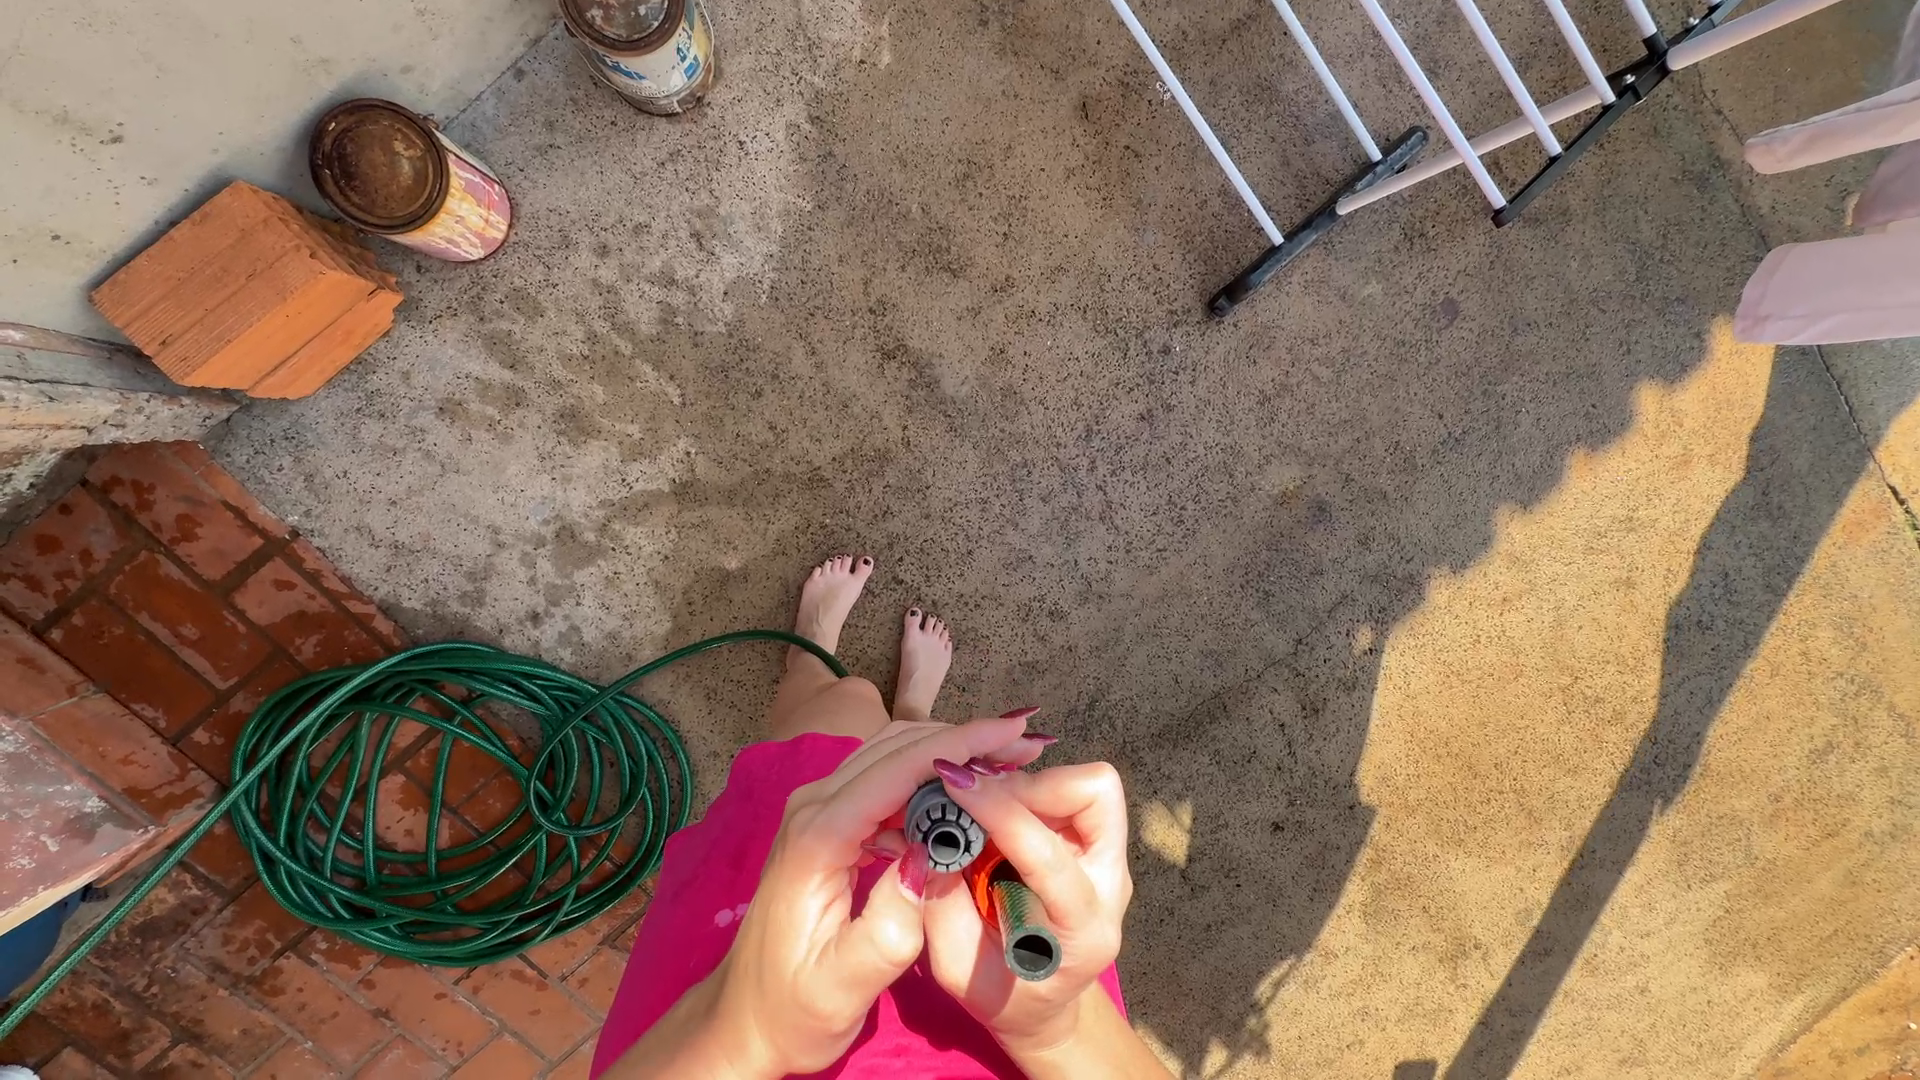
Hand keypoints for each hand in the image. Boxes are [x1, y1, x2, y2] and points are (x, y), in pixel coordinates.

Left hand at [703, 714, 1041, 1075]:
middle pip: (898, 746)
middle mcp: (815, 805)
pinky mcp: (829, 818)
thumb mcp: (843, 986)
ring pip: (893, 753)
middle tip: (1026, 740)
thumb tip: (930, 858)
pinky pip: (886, 776)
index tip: (1013, 733)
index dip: (960, 745)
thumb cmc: (792, 1009)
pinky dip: (930, 772)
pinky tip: (964, 790)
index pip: (899, 768)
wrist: (744, 1017)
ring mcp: (819, 807)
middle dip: (965, 737)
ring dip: (950, 748)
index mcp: (819, 836)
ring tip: (1006, 757)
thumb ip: (889, 926)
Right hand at [922, 761, 1132, 1055]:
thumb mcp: (957, 969)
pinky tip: (998, 806)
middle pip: (1095, 796)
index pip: (1048, 856)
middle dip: (1030, 783)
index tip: (953, 784)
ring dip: (1031, 781)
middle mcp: (1111, 885)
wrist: (1046, 1003)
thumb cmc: (1002, 993)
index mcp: (1082, 931)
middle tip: (976, 794)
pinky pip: (1073, 789)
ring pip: (1089, 784)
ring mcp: (1110, 857)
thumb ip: (941, 906)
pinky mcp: (1097, 838)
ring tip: (985, 801)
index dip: (999, 811)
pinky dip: (1032, 784)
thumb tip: (923, 842)